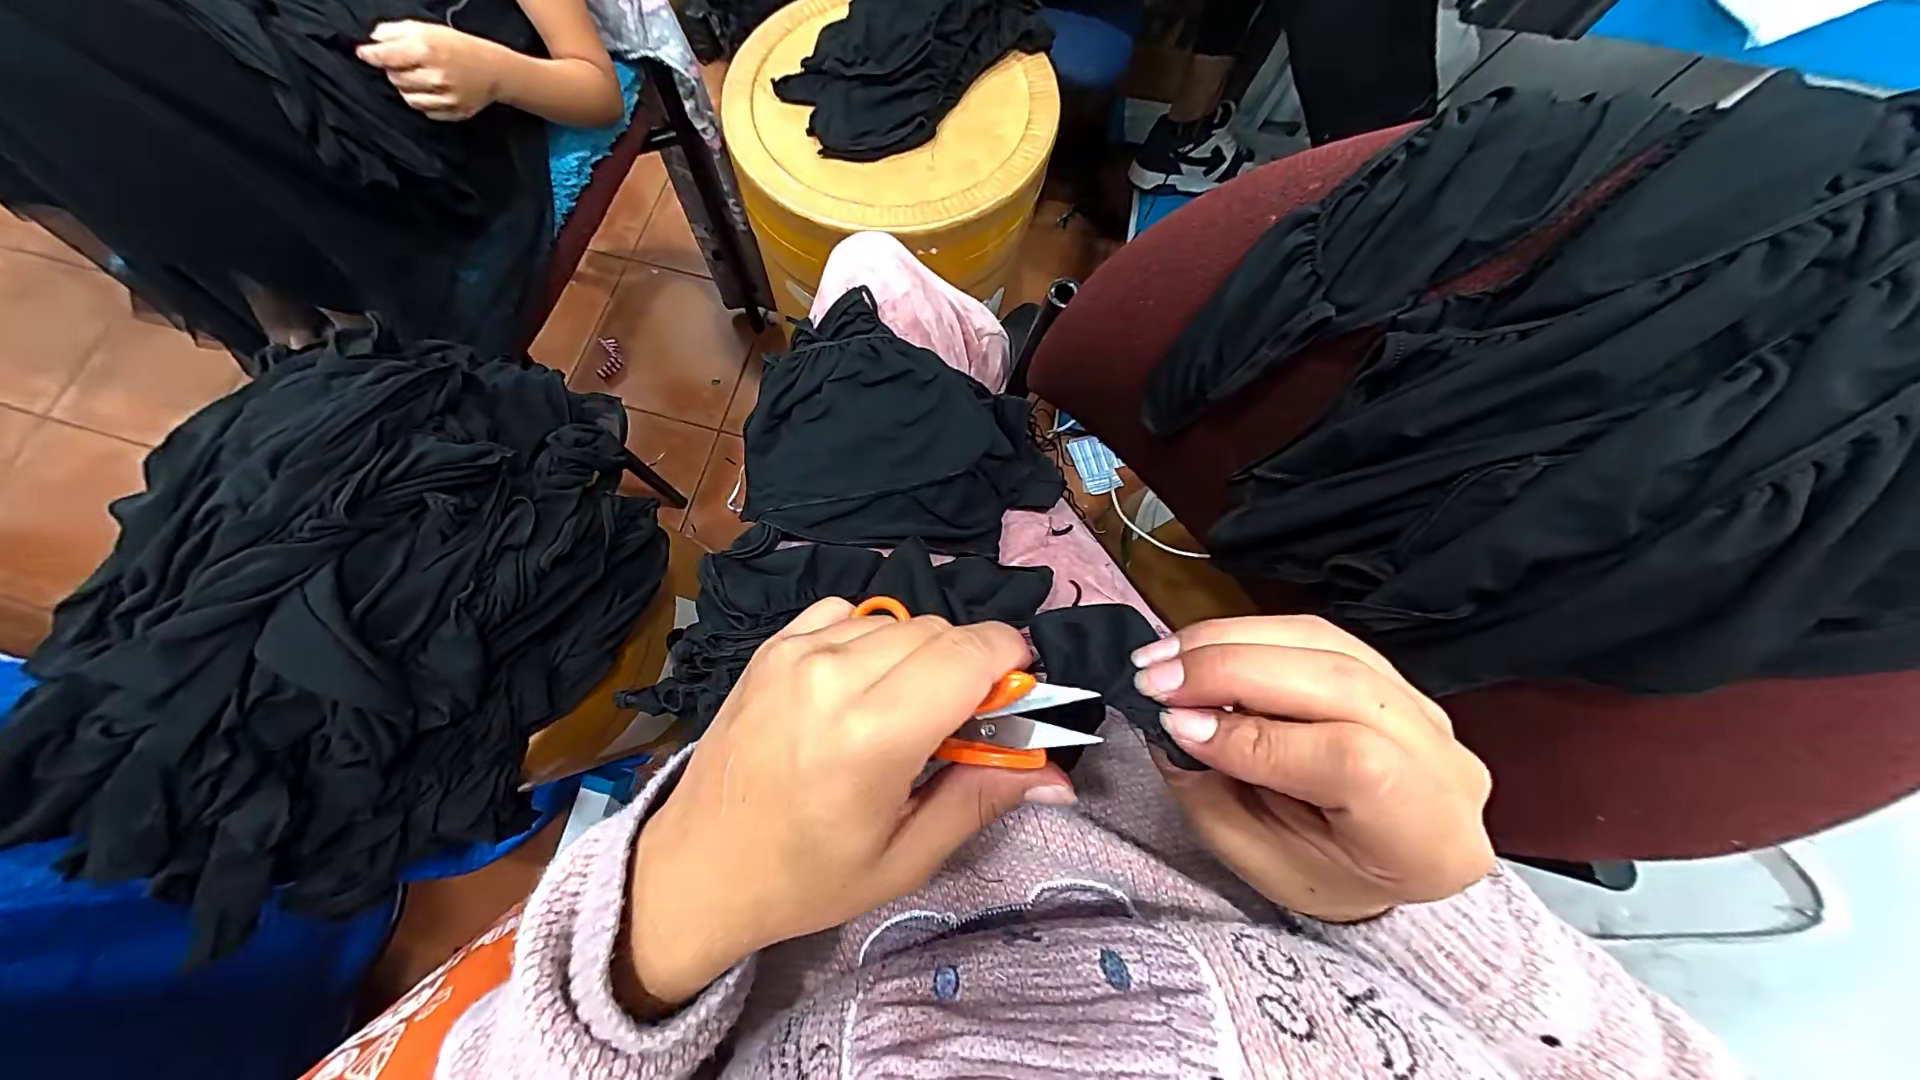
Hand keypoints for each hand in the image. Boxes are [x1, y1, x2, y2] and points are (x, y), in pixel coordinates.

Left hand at [356, 21, 510, 120]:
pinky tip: (429, 94)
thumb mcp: (425, 29)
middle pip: (396, 80)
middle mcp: (436, 77)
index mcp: (425, 51)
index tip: (364, 54)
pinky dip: (425, 104)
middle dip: (393, 72)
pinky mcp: (458, 112)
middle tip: (401, 67)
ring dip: (407, 90)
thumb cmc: (457, 47)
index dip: (370, 55)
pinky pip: (430, 113)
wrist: (494, 70)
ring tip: (414, 81)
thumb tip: (375, 41)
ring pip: (411, 99)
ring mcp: (448, 98)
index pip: (386, 57)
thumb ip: (395, 32)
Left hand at [618, 599, 1075, 1009]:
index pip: (969, 654)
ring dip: (919, 653)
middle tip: (958, 714)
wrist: (696, 867)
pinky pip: (848, 612)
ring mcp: (797, 652)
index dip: (1009, 658)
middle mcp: (833, 676)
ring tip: (900, 704)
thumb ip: (983, 798)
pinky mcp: (773, 644)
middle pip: (939, 631)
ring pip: (898, 619)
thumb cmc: (806, 876)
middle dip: (968, 662)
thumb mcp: (906, 857)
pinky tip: (856, 680)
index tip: (1016, 687)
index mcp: (872, 736)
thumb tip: (1056, 774)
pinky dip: (870, 637)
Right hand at [1132, 616, 1493, 921]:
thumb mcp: (1250, 851)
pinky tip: (1194, 647)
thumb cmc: (1310, 868)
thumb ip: (1209, 786)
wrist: (1360, 856)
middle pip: (1336, 681)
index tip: (1178, 726)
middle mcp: (1441, 759)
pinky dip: (1240, 634)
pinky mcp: (1380, 669)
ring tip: (1162, 658)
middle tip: (1153, 679)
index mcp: (1427, 835)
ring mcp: (1416, 704)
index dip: (1255, 736)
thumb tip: (1175, 719)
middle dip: (1229, 670)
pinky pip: (1308, 633)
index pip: (1352, 760)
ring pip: (1319, 642)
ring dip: (1225, 641)